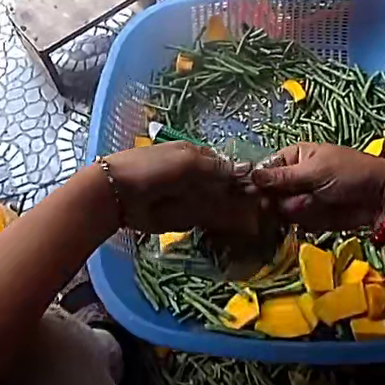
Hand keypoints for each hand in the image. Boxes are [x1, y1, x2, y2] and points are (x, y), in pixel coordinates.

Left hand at [99, 141, 265, 234]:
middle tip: (265, 208)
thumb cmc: (152, 168)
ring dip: (236, 212)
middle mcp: (194, 176)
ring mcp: (189, 197)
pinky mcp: (182, 218)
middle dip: (242, 196)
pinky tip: (239, 230)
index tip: (261, 188)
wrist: (118, 194)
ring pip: (219, 204)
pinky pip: (206, 220)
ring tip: (259, 221)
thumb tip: (246, 168)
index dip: (241, 176)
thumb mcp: (187, 160)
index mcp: (194, 154)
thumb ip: (216, 167)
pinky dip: (220, 224)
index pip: (225, 165)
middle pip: (224, 186)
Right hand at [251, 142, 384, 230]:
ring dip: (290, 209)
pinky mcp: (305, 216)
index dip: (257, 181)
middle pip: (266, 191)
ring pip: (276, 207)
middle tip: (282, 202)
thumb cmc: (349, 173)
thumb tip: (252, 176)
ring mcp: (297, 197)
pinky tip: (310, 215)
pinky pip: (290, 220)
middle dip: (272, 198)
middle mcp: (290, 177)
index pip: (264, 169)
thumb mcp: (315, 171)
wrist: (380, 200)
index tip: (253, 191)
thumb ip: (282, 177)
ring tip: (312, 205)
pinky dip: (297, 220)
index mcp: (292, 157)